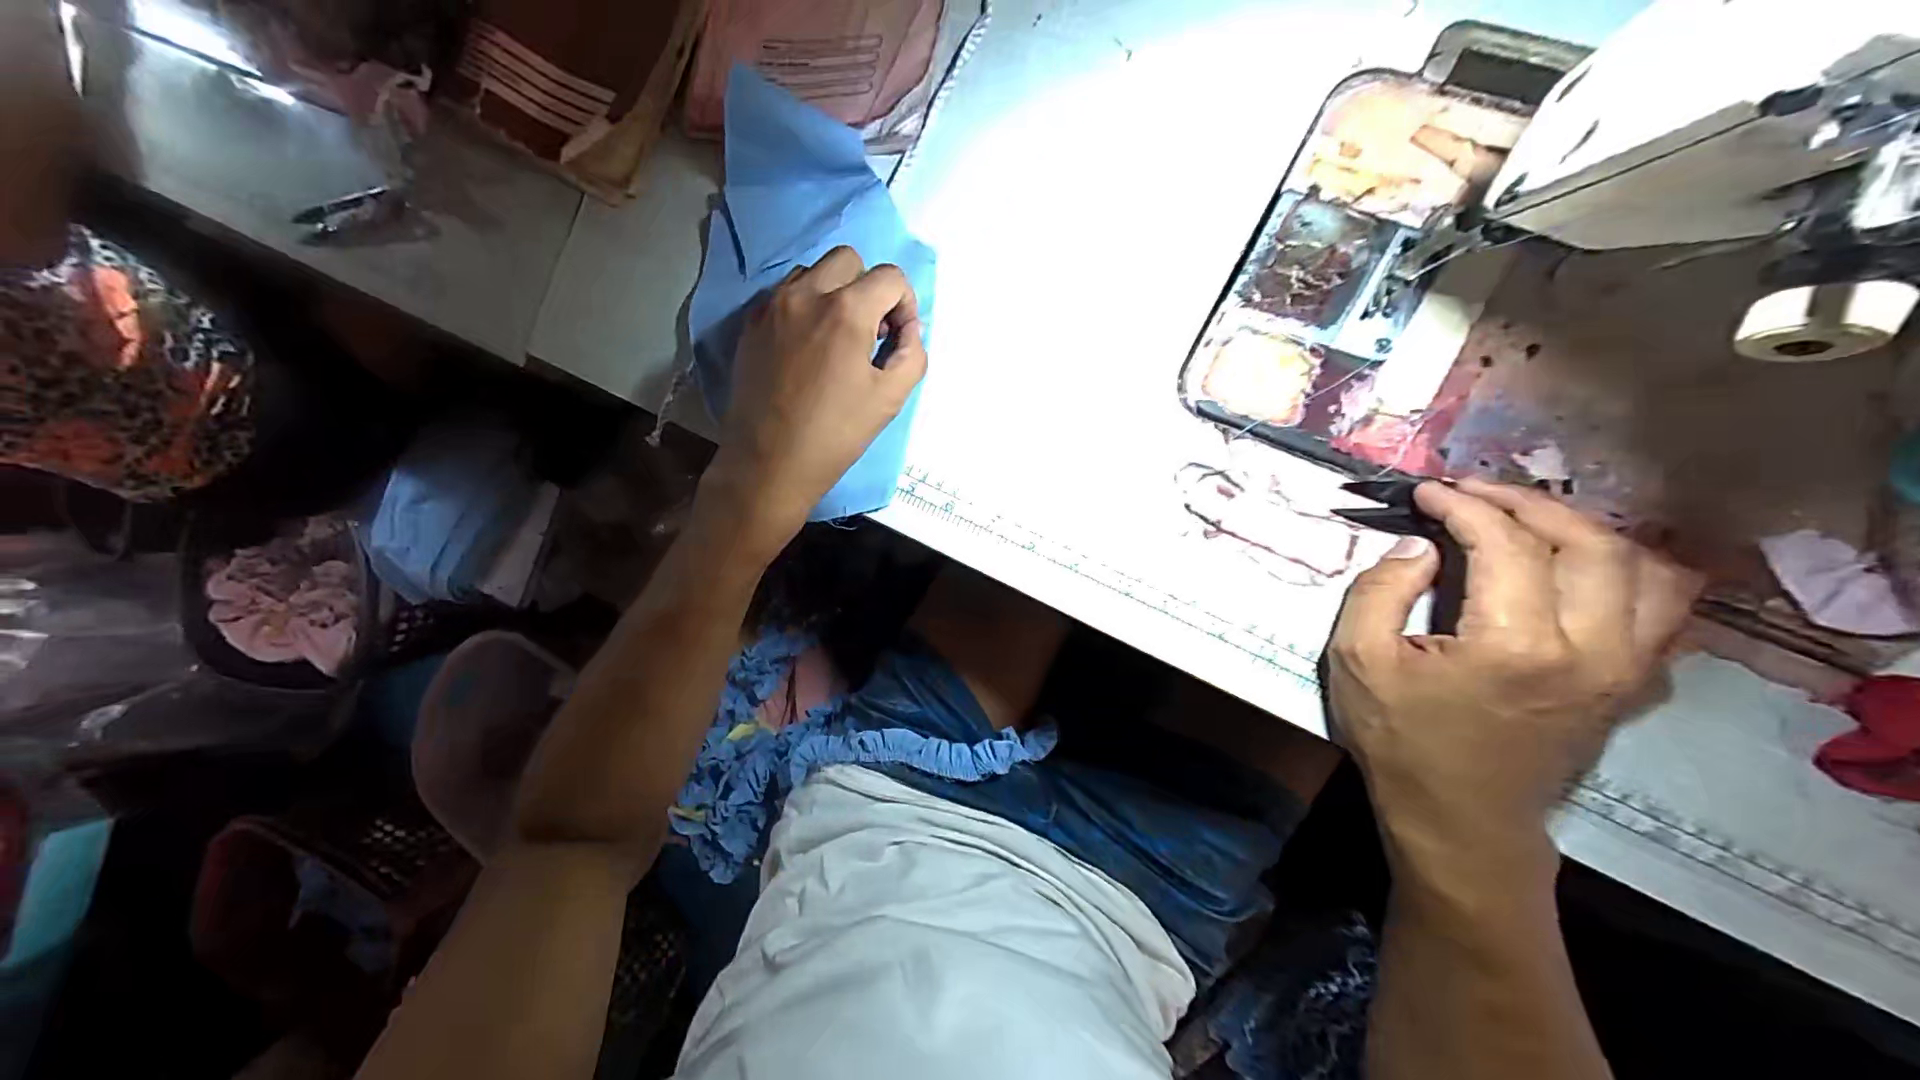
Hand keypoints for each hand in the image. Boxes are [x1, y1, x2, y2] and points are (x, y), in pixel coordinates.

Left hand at [702, 246, 927, 553]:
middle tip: (870, 331)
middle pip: (848, 259)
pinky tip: (807, 348)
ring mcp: (772, 307)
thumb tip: (908, 329)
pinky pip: (784, 296)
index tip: (898, 337)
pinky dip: (805, 308)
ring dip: (834, 293)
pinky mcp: (750, 325)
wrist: (768, 463)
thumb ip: (912, 353)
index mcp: (846, 310)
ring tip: (837, 338)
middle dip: (868, 287)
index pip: (890, 277)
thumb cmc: (835, 435)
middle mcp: (806, 294)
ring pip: (812, 272)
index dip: (905, 304)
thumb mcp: (890, 398)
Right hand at [1327, 479, 1700, 890]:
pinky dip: (1623, 571)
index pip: (1506, 544)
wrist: (1458, 817)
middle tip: (1473, 492)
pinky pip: (1658, 609)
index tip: (1427, 492)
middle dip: (1525, 503)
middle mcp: (1590, 650)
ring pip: (1639, 569)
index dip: (1463, 505)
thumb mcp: (1357, 660)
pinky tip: (1577, 564)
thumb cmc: (1400, 740)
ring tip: (1525, 518)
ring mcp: (1623, 669)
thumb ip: (1381, 590)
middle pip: (1587, 543)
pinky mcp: (1628, 684)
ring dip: (1581, 529)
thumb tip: (1421, 544)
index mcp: (1517, 645)